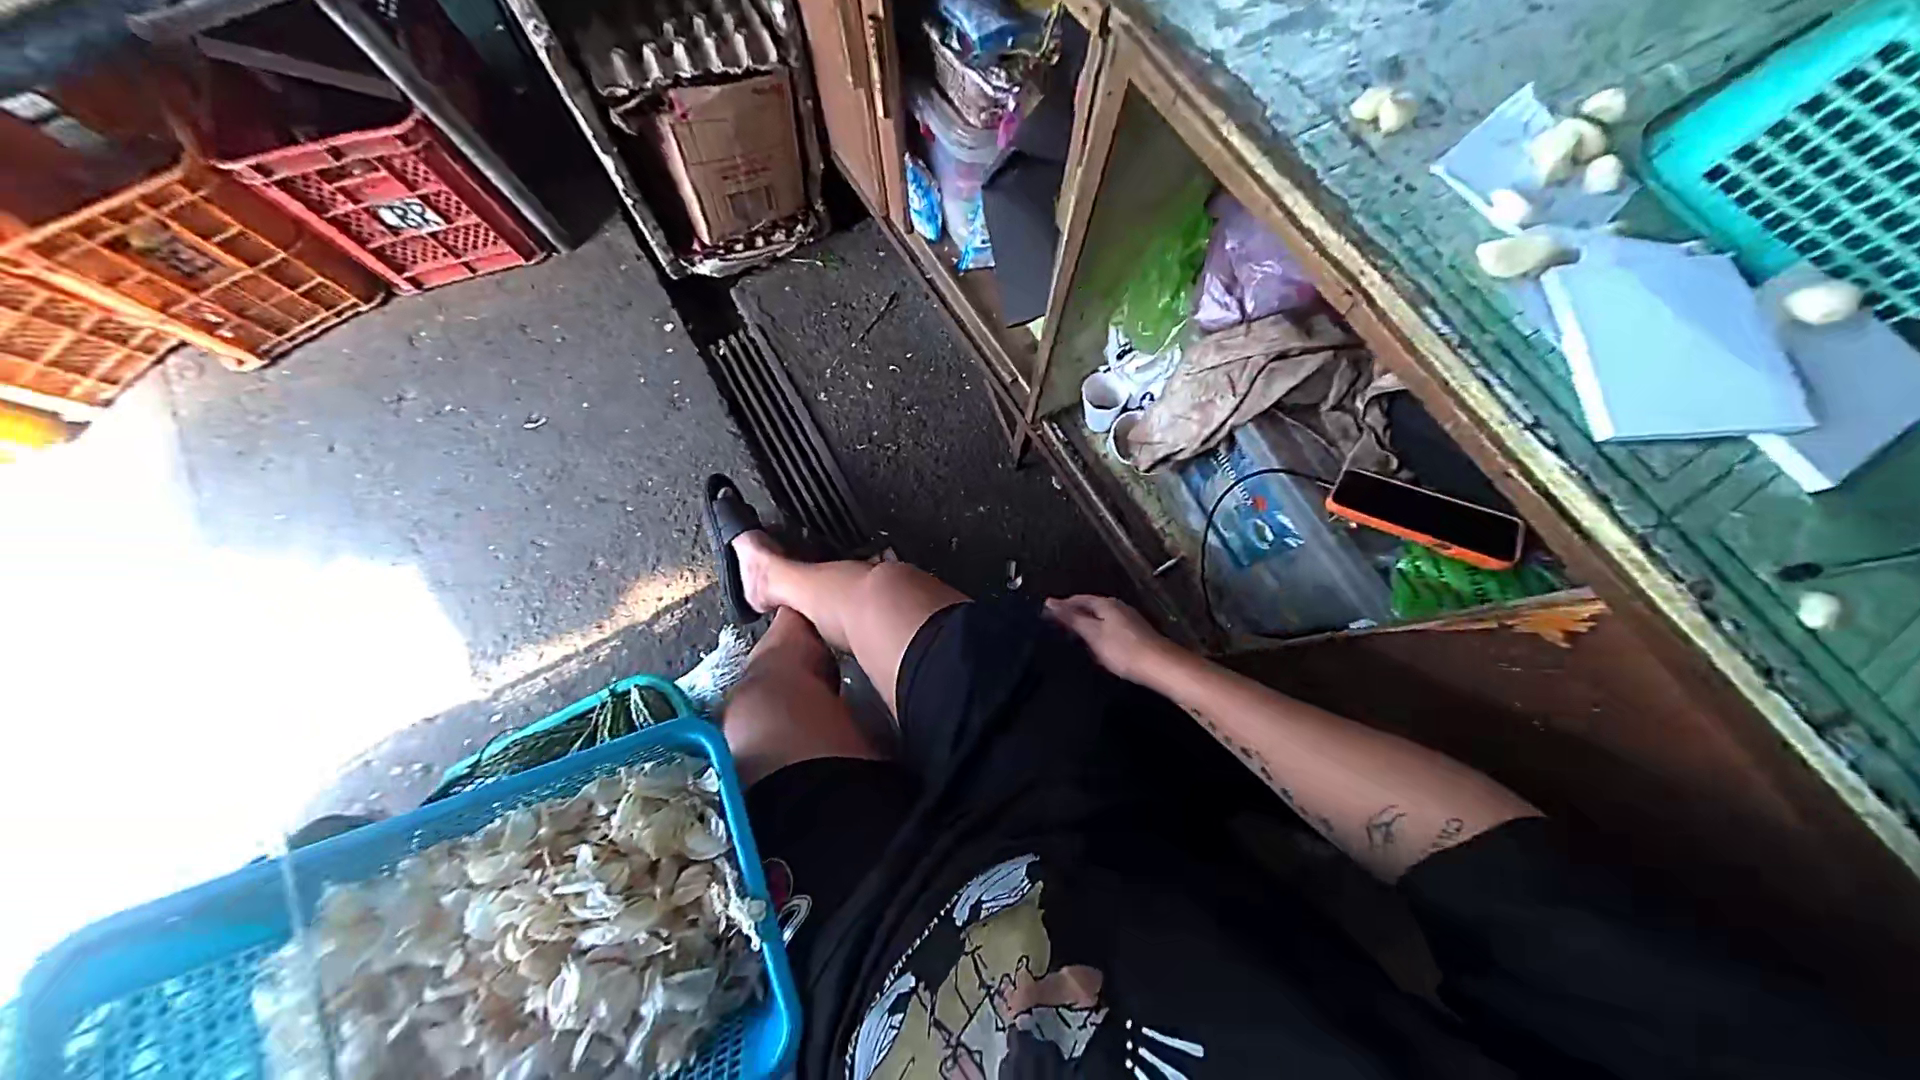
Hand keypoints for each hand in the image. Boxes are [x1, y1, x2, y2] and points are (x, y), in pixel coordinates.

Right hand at [1045, 595, 1182, 685]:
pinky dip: (1096, 633)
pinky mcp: (1134, 634)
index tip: (1045, 615)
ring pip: (1100, 618)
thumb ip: (1071, 618)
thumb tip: (1050, 602)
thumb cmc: (1123, 650)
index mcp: (1106, 604)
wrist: (1159, 666)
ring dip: (1085, 624)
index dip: (1061, 606)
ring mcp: (1128, 620)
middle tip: (1054, 626)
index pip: (1078, 599)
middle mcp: (1118, 607)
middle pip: (1089, 607)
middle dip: (1072, 614)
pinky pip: (1108, 628)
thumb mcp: (1092, 633)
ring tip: (1070, 636)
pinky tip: (1093, 645)